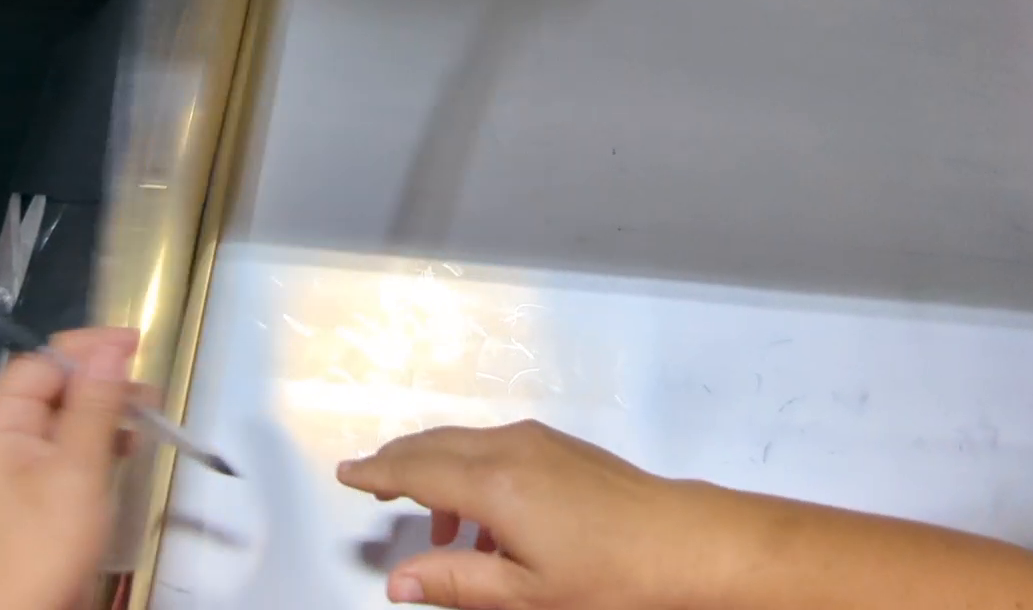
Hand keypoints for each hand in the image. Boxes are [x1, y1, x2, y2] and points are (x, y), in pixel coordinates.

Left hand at [0, 328, 139, 609]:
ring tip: (148, 416)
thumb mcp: (77, 470)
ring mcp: (15, 467)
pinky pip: (68, 446)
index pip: (42, 363)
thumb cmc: (43, 546)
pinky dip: (100, 438)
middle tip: (149, 388)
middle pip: (54, 387)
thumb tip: (112, 346)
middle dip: (103, 381)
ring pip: (66, 415)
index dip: (89, 349)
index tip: (137, 345)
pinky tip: (129, 447)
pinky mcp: (34, 491)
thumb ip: (96, 403)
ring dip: (107, 408)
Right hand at [337, 421, 1032, 609]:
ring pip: (465, 442)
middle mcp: (509, 445)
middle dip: (400, 460)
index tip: (343, 472)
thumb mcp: (525, 595)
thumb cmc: (609, 579)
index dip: (376, 471)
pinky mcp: (558, 443)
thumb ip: (455, 581)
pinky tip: (484, 518)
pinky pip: (494, 446)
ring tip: (433, 528)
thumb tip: (395, 578)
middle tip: (371, 483)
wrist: (690, 544)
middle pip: (436, 443)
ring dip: (437, 470)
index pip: (417, 468)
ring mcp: (536, 438)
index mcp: (494, 481)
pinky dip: (470, 471)